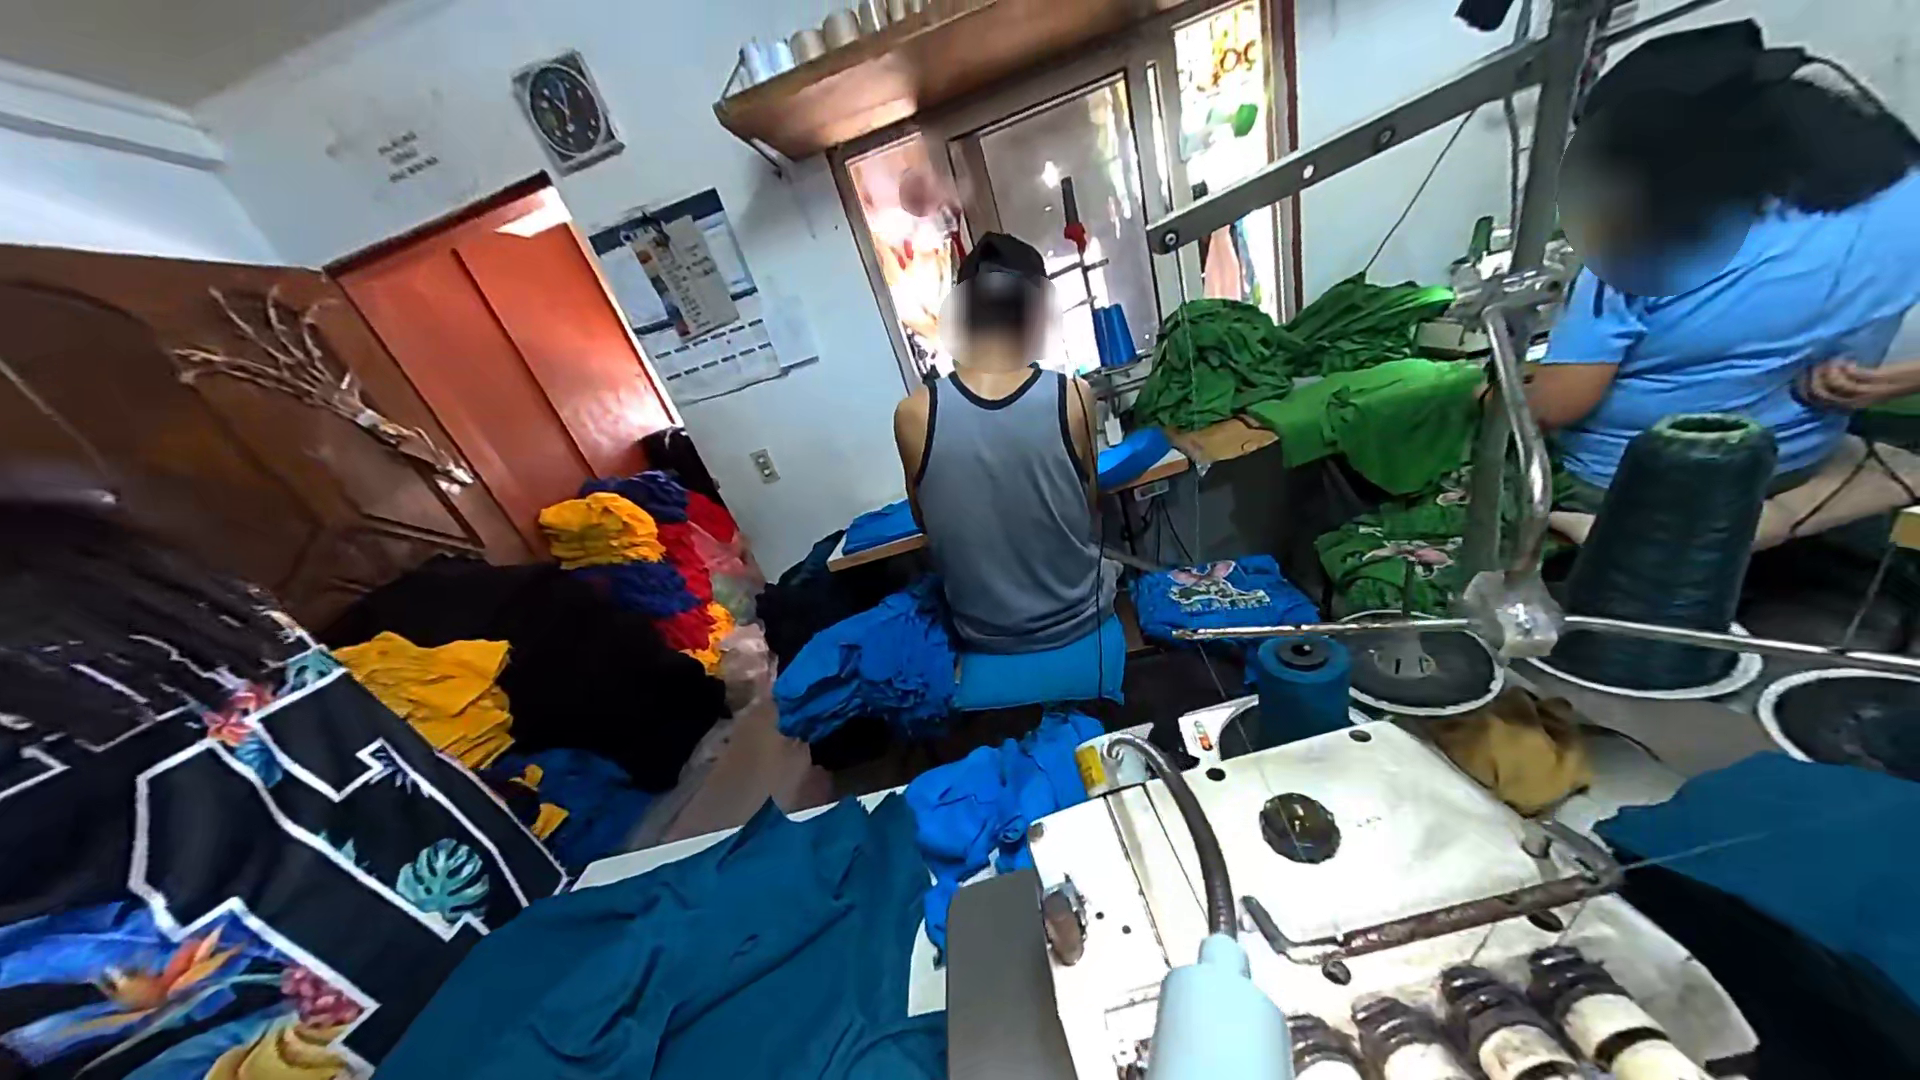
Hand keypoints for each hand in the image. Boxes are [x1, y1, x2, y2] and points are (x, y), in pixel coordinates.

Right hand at [1803, 358, 1919, 409]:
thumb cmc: (1898, 381)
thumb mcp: (1868, 391)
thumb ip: (1848, 390)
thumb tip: (1819, 385)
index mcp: (1851, 405)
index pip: (1816, 402)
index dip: (1803, 391)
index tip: (1797, 379)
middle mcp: (1856, 401)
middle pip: (1822, 394)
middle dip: (1811, 381)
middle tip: (1808, 369)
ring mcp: (1868, 390)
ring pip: (1835, 385)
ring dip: (1826, 373)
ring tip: (1826, 363)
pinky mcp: (1878, 379)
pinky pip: (1853, 375)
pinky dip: (1844, 367)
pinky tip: (1845, 361)